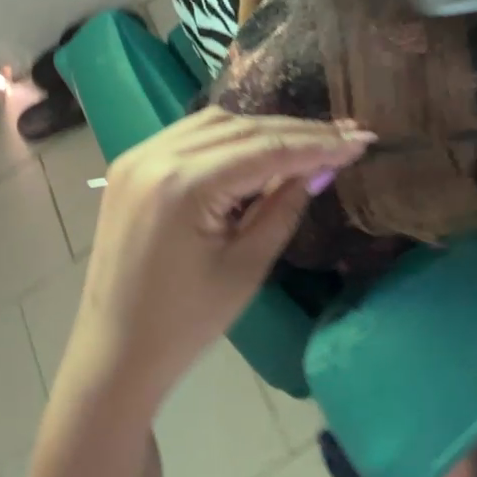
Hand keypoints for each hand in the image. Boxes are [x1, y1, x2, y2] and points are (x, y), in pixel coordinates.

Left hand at [71, 108, 373, 396]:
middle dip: (298, 131)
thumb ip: (284, 206)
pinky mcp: (131, 164)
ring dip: (265, 128)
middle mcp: (157, 155)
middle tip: (346, 133)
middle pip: (242, 127)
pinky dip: (230, 134)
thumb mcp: (247, 266)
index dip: (318, 142)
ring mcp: (138, 155)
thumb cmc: (186, 323)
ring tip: (311, 137)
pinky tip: (260, 143)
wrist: (115, 354)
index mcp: (184, 185)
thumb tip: (322, 166)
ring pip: (216, 122)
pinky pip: (190, 134)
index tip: (361, 138)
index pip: (266, 149)